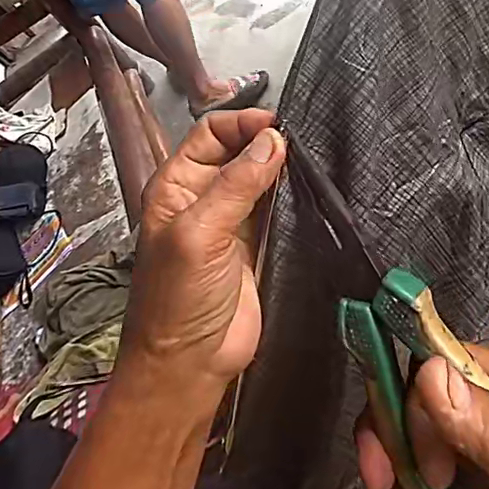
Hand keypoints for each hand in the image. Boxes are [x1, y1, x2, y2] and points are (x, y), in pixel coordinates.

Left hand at [122, 110, 283, 389]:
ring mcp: (232, 218)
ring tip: (311, 160)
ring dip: (283, 166)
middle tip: (301, 142)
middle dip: (266, 141)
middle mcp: (204, 194)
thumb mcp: (199, 234)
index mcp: (178, 184)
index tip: (277, 126)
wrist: (191, 365)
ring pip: (262, 175)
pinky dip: (293, 192)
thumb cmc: (177, 300)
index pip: (212, 132)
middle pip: (239, 149)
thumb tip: (273, 140)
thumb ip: (235, 185)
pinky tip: (311, 187)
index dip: (242, 123)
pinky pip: (277, 205)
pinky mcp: (258, 241)